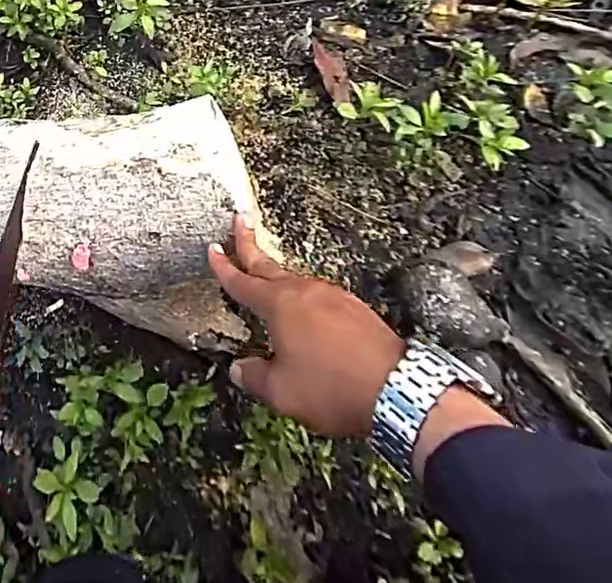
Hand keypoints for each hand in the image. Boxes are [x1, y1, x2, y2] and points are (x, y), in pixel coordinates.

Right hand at [206, 212, 405, 437]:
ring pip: (294, 280)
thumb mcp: (282, 392)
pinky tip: (308, 311)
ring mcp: (331, 296)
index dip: (223, 266)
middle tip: (238, 218)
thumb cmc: (332, 388)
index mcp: (278, 305)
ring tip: (268, 277)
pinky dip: (304, 296)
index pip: (242, 281)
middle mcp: (303, 291)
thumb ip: (255, 377)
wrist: (398, 389)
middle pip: (267, 263)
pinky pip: (319, 295)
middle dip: (248, 241)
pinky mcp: (353, 307)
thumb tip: (240, 369)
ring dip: (276, 274)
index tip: (212, 249)